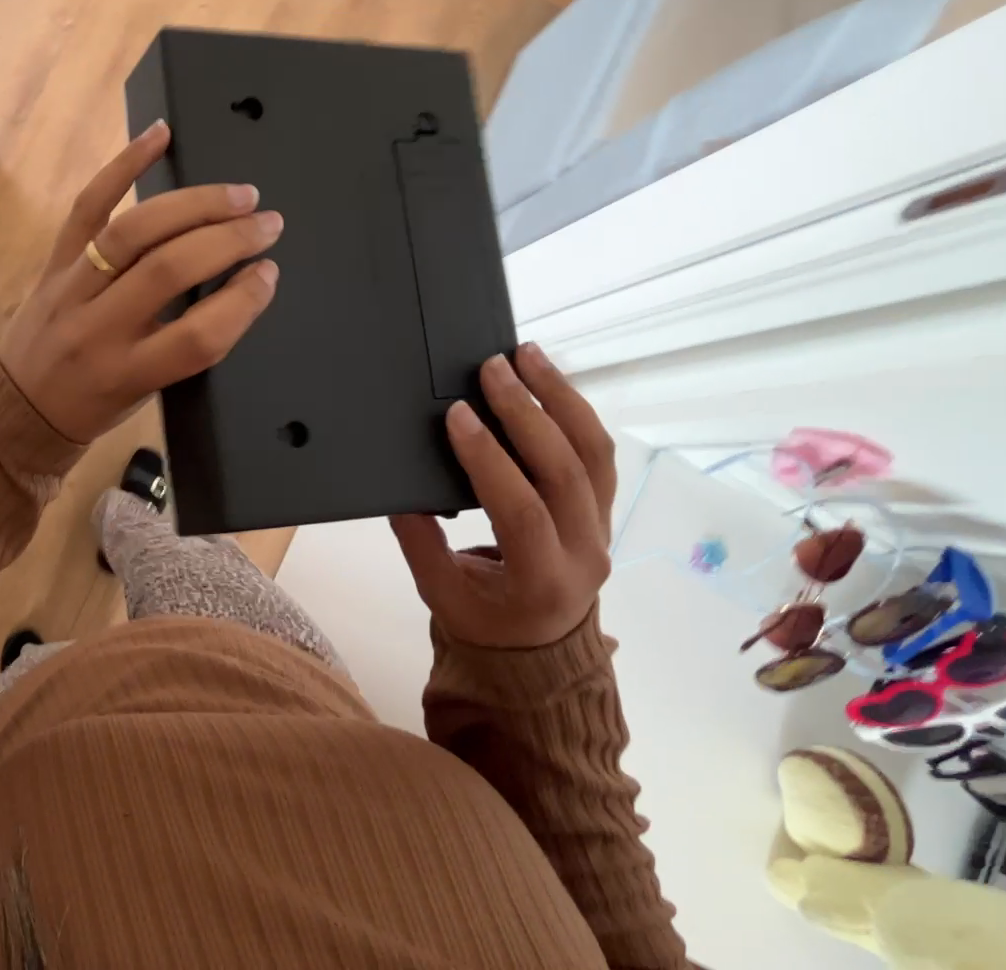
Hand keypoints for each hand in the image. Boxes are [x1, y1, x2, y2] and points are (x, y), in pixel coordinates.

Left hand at [0, 120, 282, 442]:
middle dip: (228, 240)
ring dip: (192, 205)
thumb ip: (183, 347)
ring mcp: (70, 289)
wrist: (18, 407)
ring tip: (238, 195)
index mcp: (126, 374)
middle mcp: (97, 330)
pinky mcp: (53, 263)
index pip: (196, 337)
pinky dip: (122, 165)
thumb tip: (237, 284)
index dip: (243, 303)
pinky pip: (87, 206)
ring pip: (132, 232)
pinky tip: (160, 134)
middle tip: (268, 224)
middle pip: (168, 271)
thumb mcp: (144, 392)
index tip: (268, 274)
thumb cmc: (92, 406)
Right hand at [389, 345, 617, 648]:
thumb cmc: (482, 621)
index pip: (522, 510)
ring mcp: (601, 527)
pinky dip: (573, 412)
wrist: (537, 647)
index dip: (490, 461)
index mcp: (542, 580)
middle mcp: (584, 550)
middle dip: (529, 412)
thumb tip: (403, 492)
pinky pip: (597, 454)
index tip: (457, 416)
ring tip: (528, 356)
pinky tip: (546, 382)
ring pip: (595, 454)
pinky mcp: (602, 509)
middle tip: (493, 368)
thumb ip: (420, 542)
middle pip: (568, 471)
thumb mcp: (439, 593)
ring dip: (561, 399)